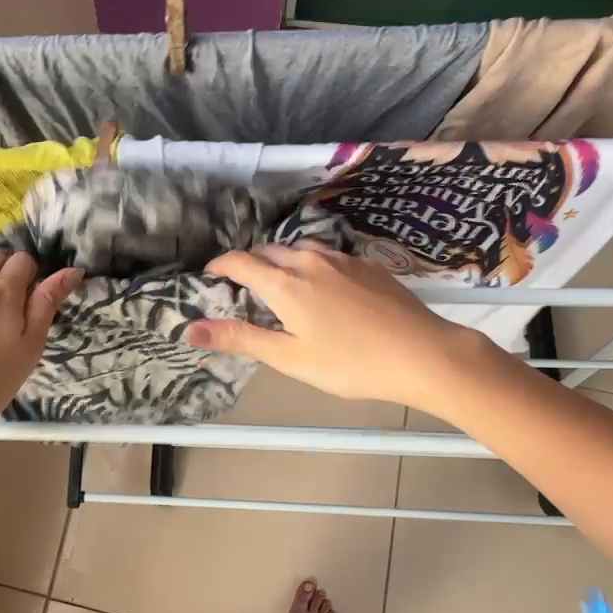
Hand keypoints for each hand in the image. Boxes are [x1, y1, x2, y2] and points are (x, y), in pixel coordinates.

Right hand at [184, 245, 494, 408]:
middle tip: (243, 288)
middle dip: (250, 263)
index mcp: (285, 283)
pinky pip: (327, 256)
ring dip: (281, 262)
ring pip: (299, 250)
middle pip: (268, 251)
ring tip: (280, 286)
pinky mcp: (367, 264)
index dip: (220, 266)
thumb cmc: (350, 363)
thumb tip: (190, 330)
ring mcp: (342, 259)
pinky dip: (310, 265)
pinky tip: (321, 289)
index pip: (241, 262)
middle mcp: (310, 260)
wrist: (422, 353)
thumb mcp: (289, 357)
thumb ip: (240, 339)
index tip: (211, 276)